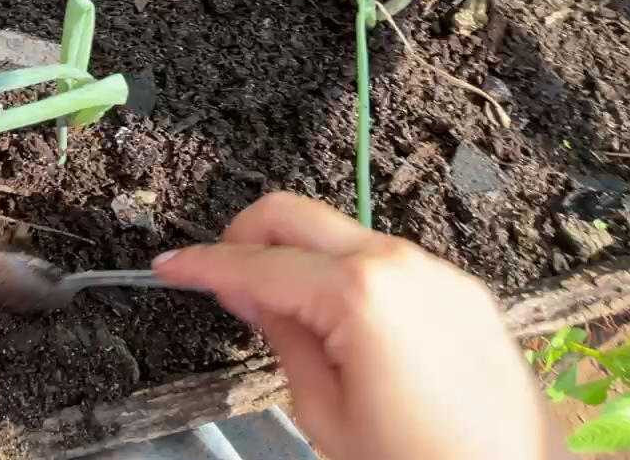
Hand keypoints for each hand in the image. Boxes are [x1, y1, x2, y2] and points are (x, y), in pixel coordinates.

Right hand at [152, 193, 547, 459]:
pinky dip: (341, 272)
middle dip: (245, 235)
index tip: (169, 266)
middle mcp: (397, 261)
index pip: (257, 265)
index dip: (204, 265)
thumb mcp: (327, 417)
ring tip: (282, 311)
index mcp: (358, 294)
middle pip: (293, 213)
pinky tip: (338, 322)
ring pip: (336, 232)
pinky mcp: (460, 288)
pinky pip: (380, 259)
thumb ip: (282, 335)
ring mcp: (435, 270)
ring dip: (295, 255)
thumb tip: (251, 292)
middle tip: (222, 277)